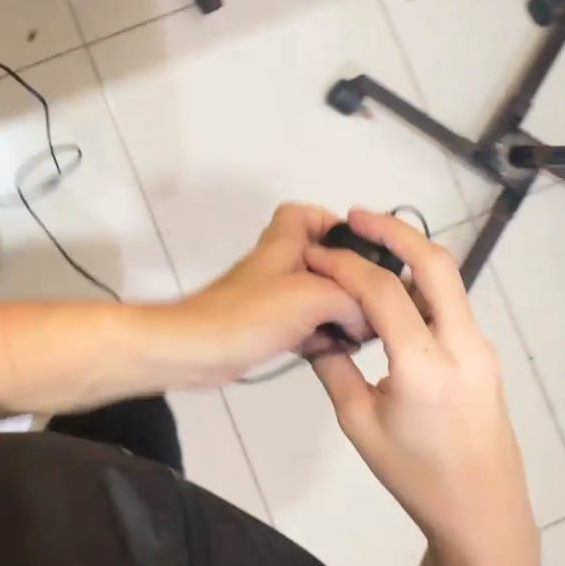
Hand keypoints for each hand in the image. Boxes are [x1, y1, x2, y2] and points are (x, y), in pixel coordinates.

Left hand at [159, 204, 373, 386]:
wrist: (196, 349)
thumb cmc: (249, 314)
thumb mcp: (312, 296)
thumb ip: (348, 298)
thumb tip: (361, 318)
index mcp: (281, 245)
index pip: (304, 214)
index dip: (332, 225)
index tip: (361, 254)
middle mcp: (275, 265)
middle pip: (318, 259)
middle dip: (345, 280)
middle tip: (368, 306)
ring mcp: (268, 296)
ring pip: (314, 294)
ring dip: (336, 312)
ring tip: (355, 335)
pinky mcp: (263, 325)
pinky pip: (302, 322)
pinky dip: (318, 333)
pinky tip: (330, 351)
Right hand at [305, 210, 537, 565]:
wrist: (483, 515)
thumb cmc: (414, 474)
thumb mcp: (357, 422)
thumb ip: (333, 365)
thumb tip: (312, 324)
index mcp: (425, 367)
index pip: (382, 291)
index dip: (343, 265)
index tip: (313, 254)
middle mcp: (462, 346)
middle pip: (435, 264)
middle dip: (394, 230)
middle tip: (354, 216)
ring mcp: (480, 348)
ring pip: (447, 280)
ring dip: (408, 253)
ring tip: (365, 244)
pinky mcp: (482, 354)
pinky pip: (449, 303)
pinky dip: (417, 282)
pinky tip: (387, 288)